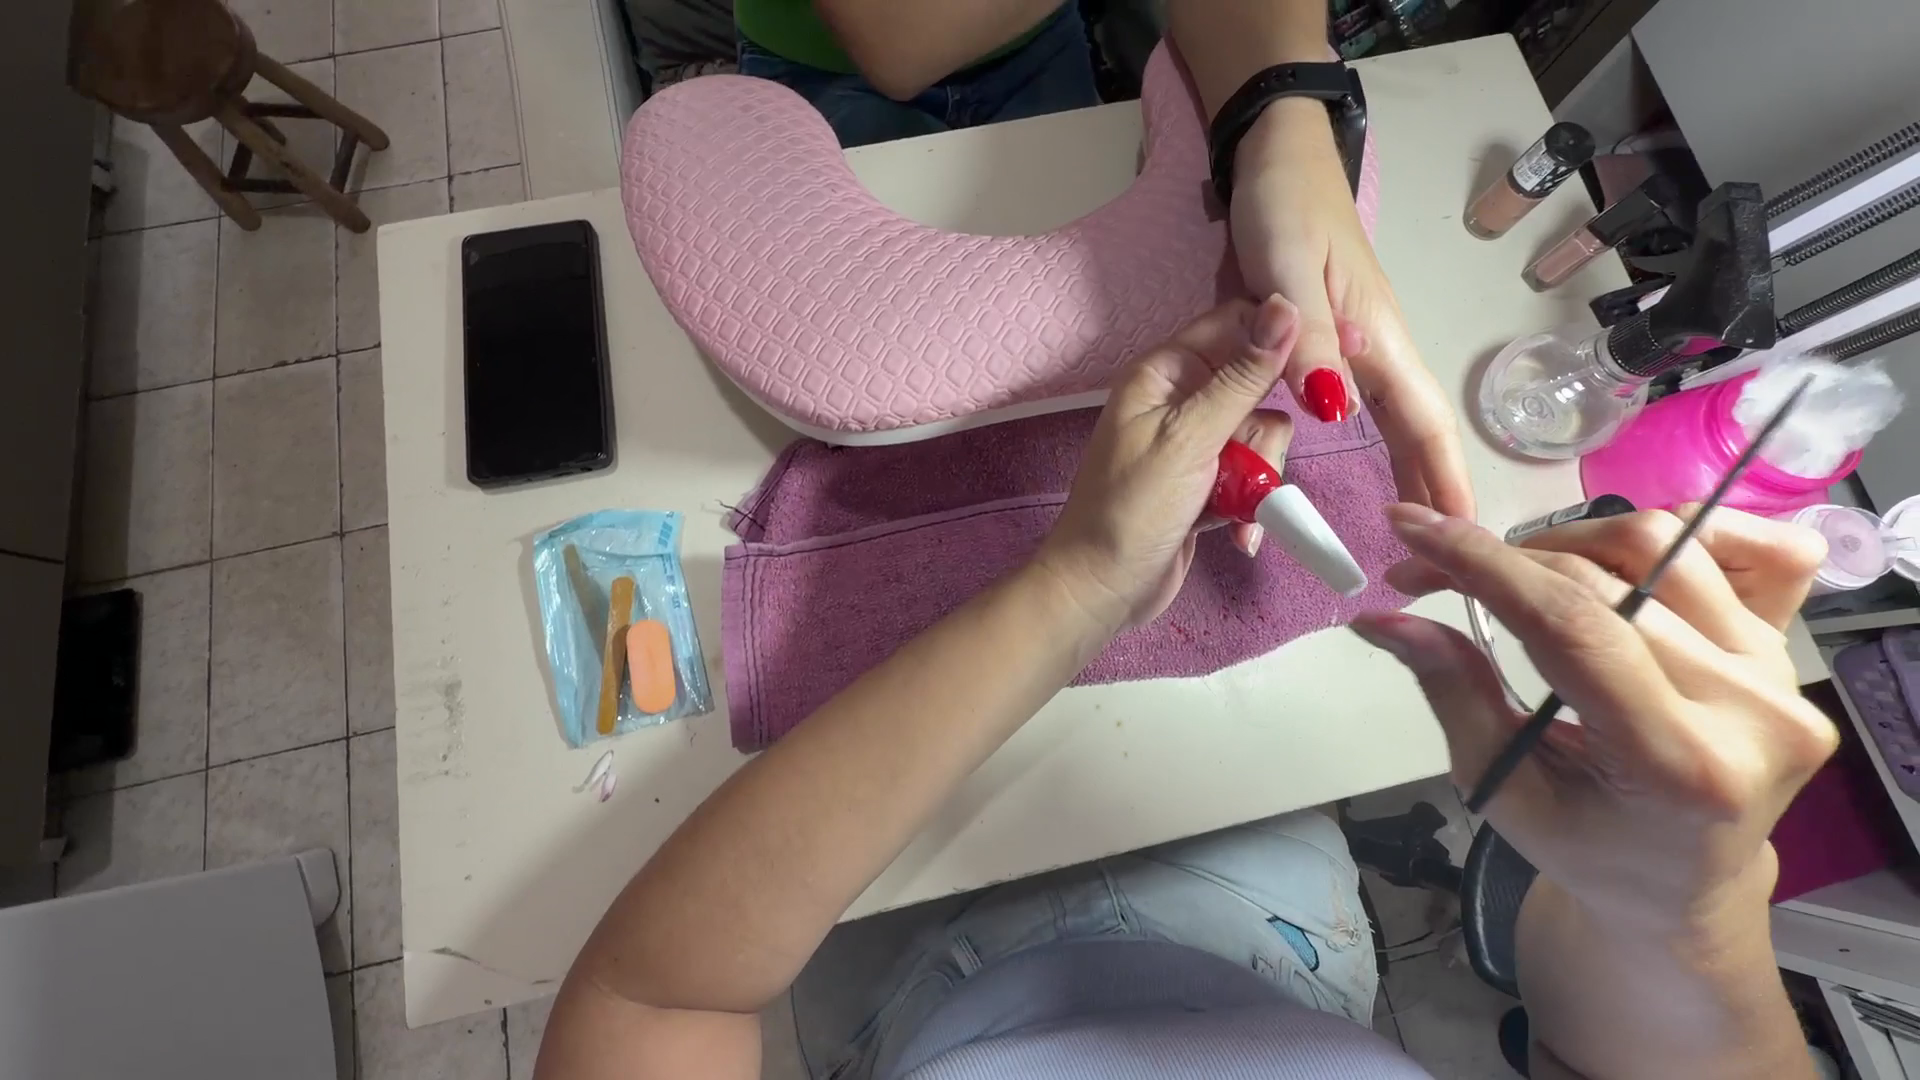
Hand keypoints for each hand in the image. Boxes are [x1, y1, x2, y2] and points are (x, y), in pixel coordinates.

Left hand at [1036, 296, 1298, 629]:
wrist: (1103, 590)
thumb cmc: (1131, 509)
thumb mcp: (1188, 439)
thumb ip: (1241, 378)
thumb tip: (1287, 307)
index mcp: (1164, 373)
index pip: (1236, 326)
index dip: (1284, 337)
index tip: (1330, 363)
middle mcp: (1180, 400)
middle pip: (1259, 387)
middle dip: (1263, 436)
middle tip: (1250, 466)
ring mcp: (1195, 445)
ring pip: (1262, 437)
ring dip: (1258, 477)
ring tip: (1232, 509)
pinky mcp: (1208, 484)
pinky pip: (1252, 477)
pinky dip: (1250, 504)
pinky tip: (1237, 532)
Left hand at [1232, 101, 1473, 519]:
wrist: (1274, 166)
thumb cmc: (1284, 213)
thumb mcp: (1287, 276)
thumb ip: (1306, 343)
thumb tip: (1335, 414)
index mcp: (1372, 335)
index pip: (1419, 418)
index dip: (1440, 474)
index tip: (1465, 531)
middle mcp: (1369, 346)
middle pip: (1408, 426)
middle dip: (1428, 485)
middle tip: (1443, 549)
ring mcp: (1346, 344)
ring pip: (1378, 418)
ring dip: (1397, 468)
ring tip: (1407, 520)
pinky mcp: (1319, 343)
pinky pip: (1339, 402)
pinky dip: (1353, 439)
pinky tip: (1348, 458)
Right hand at [1350, 504, 1835, 929]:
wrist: (1681, 878)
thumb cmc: (1581, 843)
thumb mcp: (1496, 783)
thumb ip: (1452, 689)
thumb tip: (1382, 618)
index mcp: (1678, 763)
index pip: (1572, 625)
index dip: (1483, 564)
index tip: (1411, 528)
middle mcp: (1754, 709)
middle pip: (1601, 582)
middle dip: (1494, 560)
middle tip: (1424, 572)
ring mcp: (1784, 673)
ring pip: (1662, 548)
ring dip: (1562, 543)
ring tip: (1512, 574)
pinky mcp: (1794, 648)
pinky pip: (1758, 551)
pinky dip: (1680, 533)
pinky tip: (1617, 556)